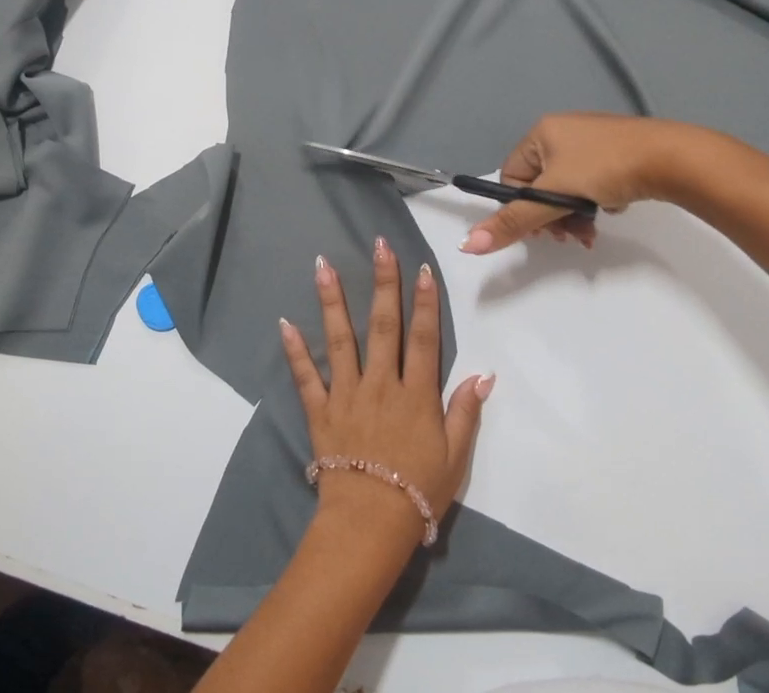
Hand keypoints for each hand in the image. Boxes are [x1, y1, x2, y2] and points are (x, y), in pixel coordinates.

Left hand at [280, 238, 493, 544]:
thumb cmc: (418, 493)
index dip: (425, 302)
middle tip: (379, 246)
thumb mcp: (456, 457)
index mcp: (416, 394)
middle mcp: (380, 384)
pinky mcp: (319, 412)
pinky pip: (305, 377)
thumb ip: (466, 413)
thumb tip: (483, 374)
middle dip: (383, 283)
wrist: (369, 523)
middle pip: (383, 326)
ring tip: (323, 265)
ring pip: (340, 339)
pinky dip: (294, 350)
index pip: (424, 338)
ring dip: (332, 301)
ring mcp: (346, 395)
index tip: (423, 269)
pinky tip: (284, 321)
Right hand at [461, 112, 698, 254]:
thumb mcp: (554, 196)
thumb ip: (513, 222)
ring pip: (567, 188)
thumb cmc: (606, 168)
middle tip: (569, 235)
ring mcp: (592, 141)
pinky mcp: (617, 153)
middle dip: (552, 216)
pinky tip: (611, 210)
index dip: (522, 208)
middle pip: (539, 186)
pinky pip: (591, 183)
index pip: (512, 177)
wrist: (673, 159)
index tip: (542, 230)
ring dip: (573, 215)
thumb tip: (468, 245)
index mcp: (542, 133)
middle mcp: (563, 131)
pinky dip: (595, 202)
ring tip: (591, 232)